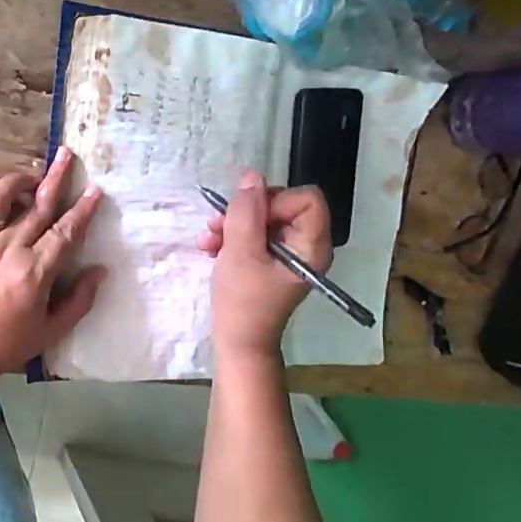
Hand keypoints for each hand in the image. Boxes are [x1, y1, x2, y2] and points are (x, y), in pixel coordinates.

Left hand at [0, 149, 106, 384]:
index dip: (83, 209)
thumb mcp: (49, 332)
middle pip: (38, 206)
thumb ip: (78, 301)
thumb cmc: (1, 346)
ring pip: (1, 199)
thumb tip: (99, 271)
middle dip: (56, 178)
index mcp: (35, 272)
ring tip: (32, 174)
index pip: (66, 232)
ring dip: (19, 181)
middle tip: (67, 154)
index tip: (95, 190)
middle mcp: (9, 250)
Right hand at [199, 170, 332, 354]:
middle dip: (246, 211)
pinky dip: (232, 237)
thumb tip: (252, 177)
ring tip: (209, 237)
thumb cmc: (243, 302)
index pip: (307, 198)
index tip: (251, 218)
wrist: (237, 344)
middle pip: (282, 205)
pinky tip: (210, 246)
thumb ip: (246, 212)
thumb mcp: (240, 252)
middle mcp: (306, 246)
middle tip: (219, 222)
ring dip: (233, 223)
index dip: (276, 200)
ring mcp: (288, 254)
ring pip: (264, 218)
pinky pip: (255, 235)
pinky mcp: (271, 261)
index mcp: (311, 246)